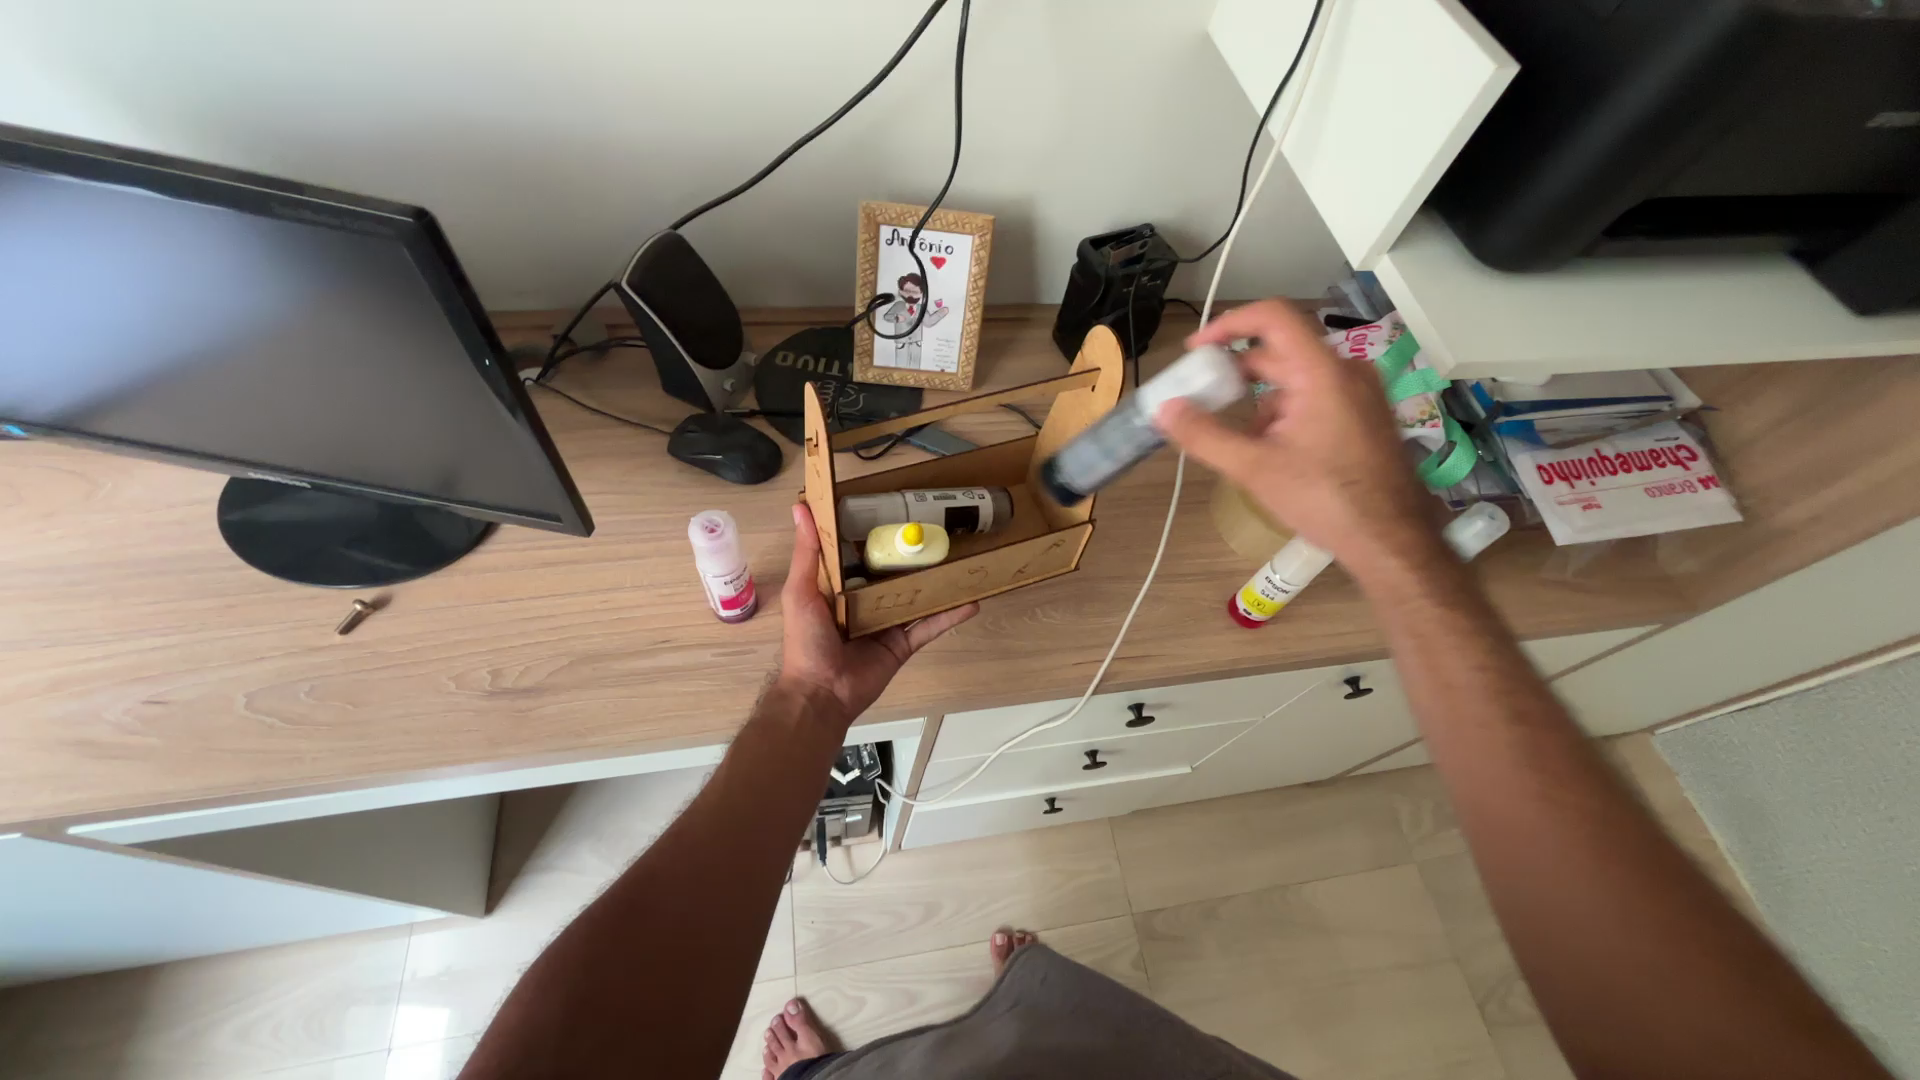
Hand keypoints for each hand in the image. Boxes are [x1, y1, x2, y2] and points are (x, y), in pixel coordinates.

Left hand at [777, 503, 976, 721]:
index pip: (860, 554)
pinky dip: (950, 615)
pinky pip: (930, 626)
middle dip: (913, 556)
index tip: (895, 507)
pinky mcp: (903, 644)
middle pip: (893, 574)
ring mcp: (886, 623)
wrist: (821, 693)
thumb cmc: (806, 640)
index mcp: (839, 588)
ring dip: (937, 582)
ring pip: (916, 597)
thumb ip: (807, 552)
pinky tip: (972, 602)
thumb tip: (800, 507)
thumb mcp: (801, 591)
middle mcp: (864, 602)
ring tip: (963, 560)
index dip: (875, 534)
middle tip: (940, 530)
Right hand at [1154, 299, 1437, 576]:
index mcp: (1321, 372)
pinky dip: (1286, 412)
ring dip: (1262, 399)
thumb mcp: (1254, 468)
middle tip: (1204, 397)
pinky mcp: (1366, 415)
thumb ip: (1204, 435)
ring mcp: (1361, 393)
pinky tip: (1272, 451)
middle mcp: (1346, 371)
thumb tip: (1166, 410)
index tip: (1198, 350)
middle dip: (1238, 373)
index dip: (1229, 324)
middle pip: (1281, 350)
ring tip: (1239, 439)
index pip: (1272, 317)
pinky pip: (1317, 396)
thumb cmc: (1325, 499)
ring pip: (1297, 377)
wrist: (1390, 539)